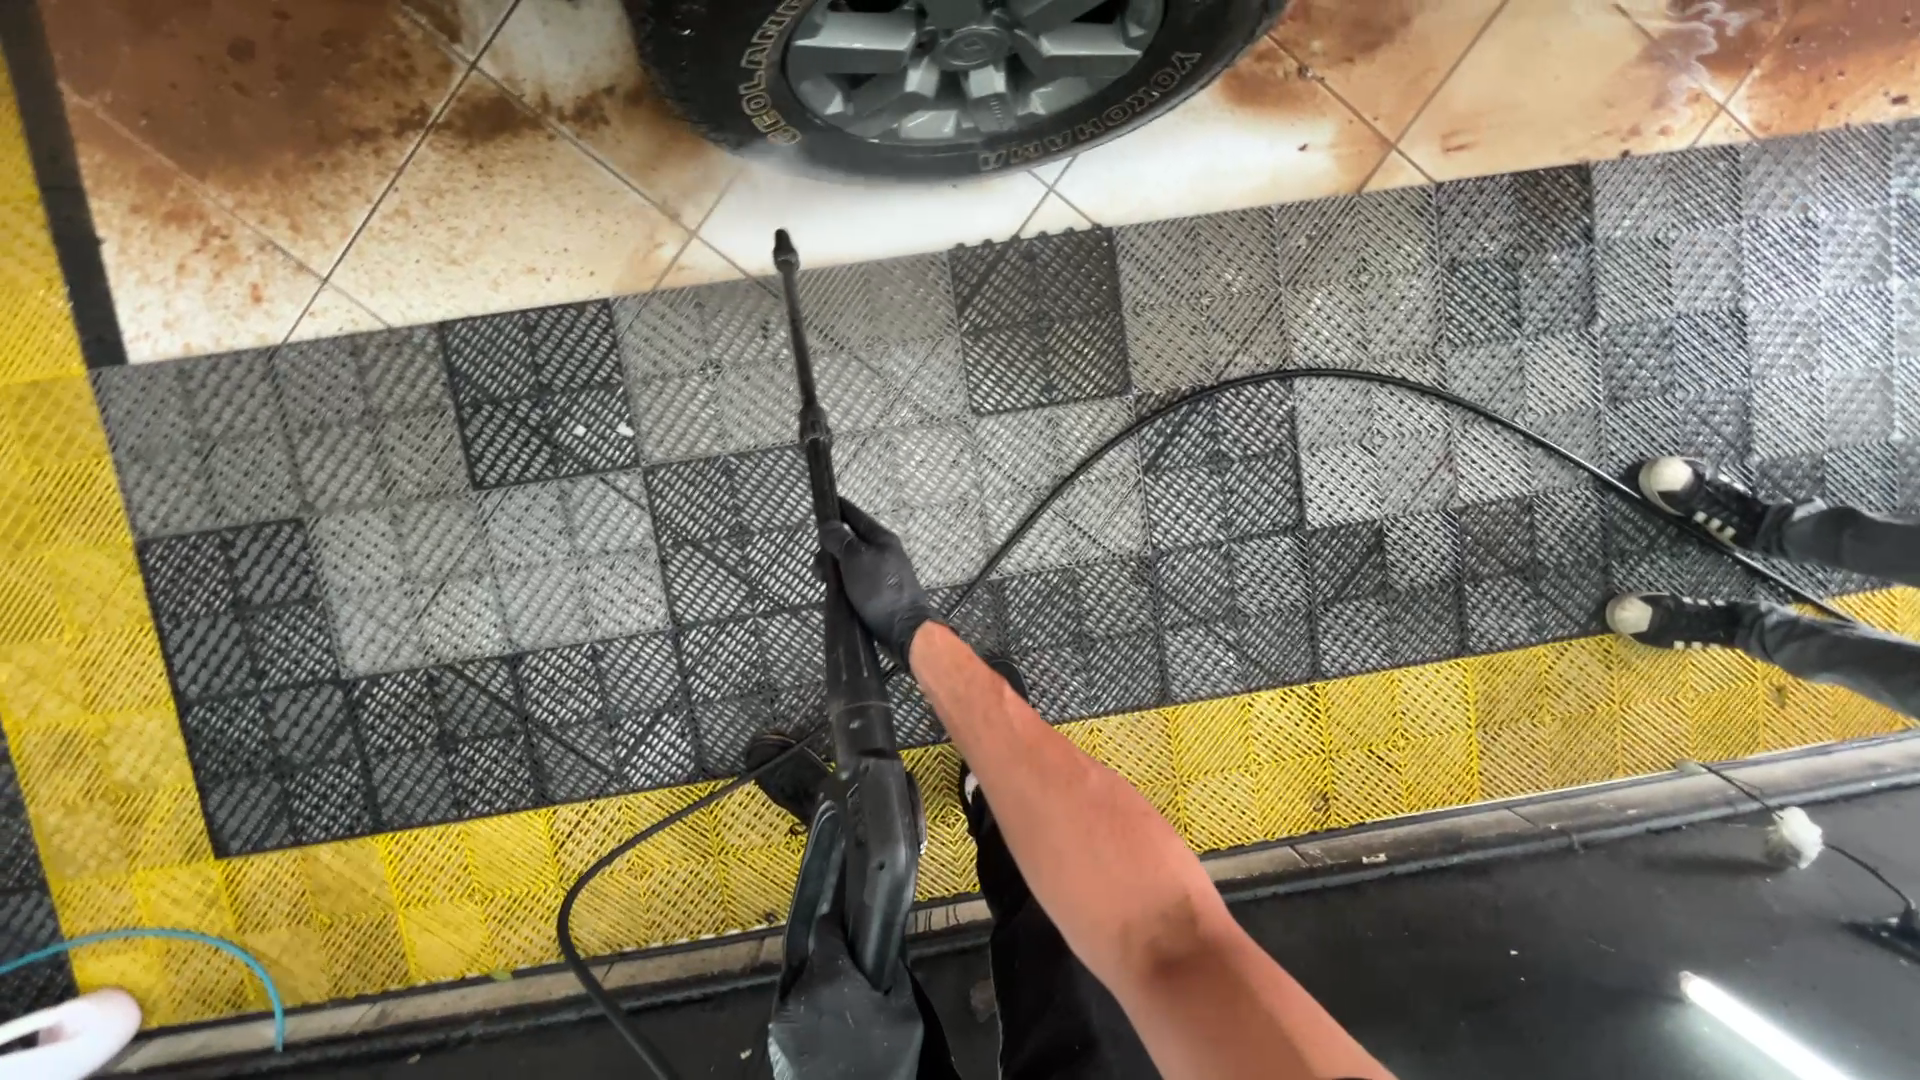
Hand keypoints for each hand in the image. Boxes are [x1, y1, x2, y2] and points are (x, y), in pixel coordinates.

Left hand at [767, 915, 922, 1079]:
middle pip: (812, 957)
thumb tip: (887, 949)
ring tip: (838, 1003)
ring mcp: (781, 1019)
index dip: (838, 922)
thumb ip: (896, 973)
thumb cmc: (886, 1062)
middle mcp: (799, 991)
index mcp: (831, 976)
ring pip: (798, 984)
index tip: (850, 925)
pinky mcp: (774, 1044)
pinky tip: (824, 1025)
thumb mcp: (906, 1014)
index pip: (825, 928)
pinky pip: (790, 1011)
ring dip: (815, 985)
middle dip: (830, 960)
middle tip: (852, 973)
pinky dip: (804, 1010)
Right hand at [819, 499, 937, 662]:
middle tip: (817, 564)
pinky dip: (840, 584)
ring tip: (823, 581)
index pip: (856, 516)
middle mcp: (882, 553)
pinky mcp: (876, 594)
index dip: (839, 509)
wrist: (903, 629)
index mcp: (882, 539)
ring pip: (847, 564)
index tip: (823, 503)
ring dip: (832, 569)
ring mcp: (879, 575)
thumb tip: (828, 524)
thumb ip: (840, 539)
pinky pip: (852, 582)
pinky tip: (832, 593)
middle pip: (848, 542)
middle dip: (829, 549)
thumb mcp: (856, 558)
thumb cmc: (880, 589)